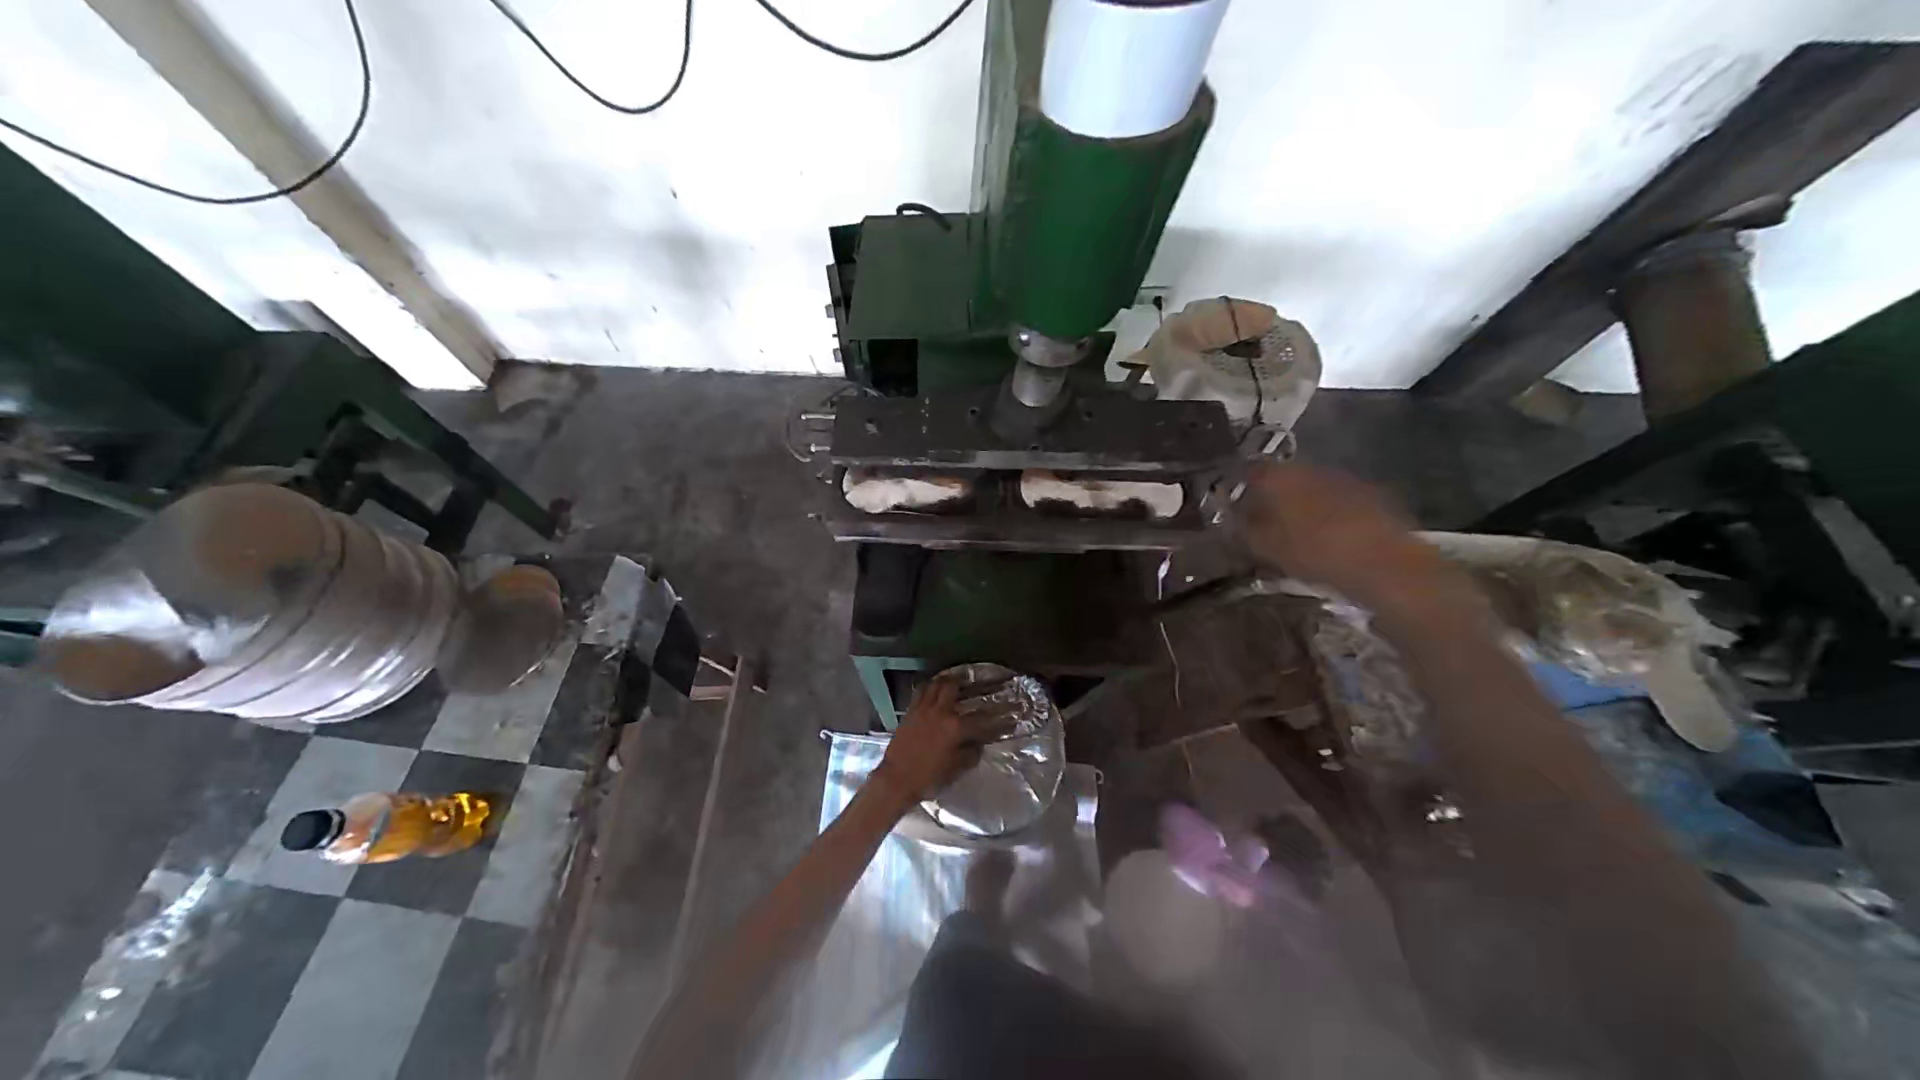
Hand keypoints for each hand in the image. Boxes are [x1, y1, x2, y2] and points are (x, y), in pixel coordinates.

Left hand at [871, 678, 1001, 807]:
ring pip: (933, 685)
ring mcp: (922, 710)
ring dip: (943, 681)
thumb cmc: (929, 777)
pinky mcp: (909, 713)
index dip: (996, 719)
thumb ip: (970, 754)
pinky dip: (927, 688)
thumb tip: (978, 745)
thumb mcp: (956, 769)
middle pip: (951, 687)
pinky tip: (931, 691)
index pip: (981, 719)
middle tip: (970, 681)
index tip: (1005, 716)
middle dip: (962, 682)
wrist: (896, 780)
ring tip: (950, 681)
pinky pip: (919, 693)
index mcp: (955, 728)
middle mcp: (940, 712)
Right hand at [1237, 463, 1450, 608]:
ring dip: (1301, 503)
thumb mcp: (1267, 548)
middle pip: (1282, 477)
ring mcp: (1344, 478)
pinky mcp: (1372, 493)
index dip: (1237, 488)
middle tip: (1262, 522)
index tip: (1232, 508)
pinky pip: (1338, 498)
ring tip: (1296, 531)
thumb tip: (1229, 520)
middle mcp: (1311, 467)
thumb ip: (1243, 530)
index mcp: (1279, 477)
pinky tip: (1329, 535)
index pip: (1248, 471)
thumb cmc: (1316, 554)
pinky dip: (1328, 511)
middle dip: (1271, 496)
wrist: (1387, 565)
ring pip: (1311, 486)